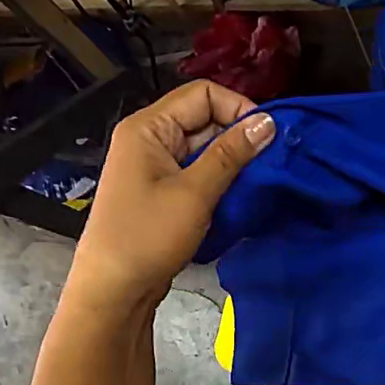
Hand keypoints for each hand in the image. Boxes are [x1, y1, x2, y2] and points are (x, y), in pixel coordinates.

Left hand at [63, 81, 274, 311]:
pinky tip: (237, 196)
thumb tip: (267, 122)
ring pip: (202, 148)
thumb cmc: (148, 237)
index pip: (203, 94)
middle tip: (270, 162)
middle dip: (237, 136)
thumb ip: (231, 153)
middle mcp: (148, 139)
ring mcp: (153, 167)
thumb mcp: (194, 193)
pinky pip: (195, 173)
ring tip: (258, 180)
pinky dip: (217, 180)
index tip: (268, 137)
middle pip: (203, 119)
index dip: (239, 108)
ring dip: (230, 161)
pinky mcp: (160, 192)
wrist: (113, 290)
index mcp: (148, 127)